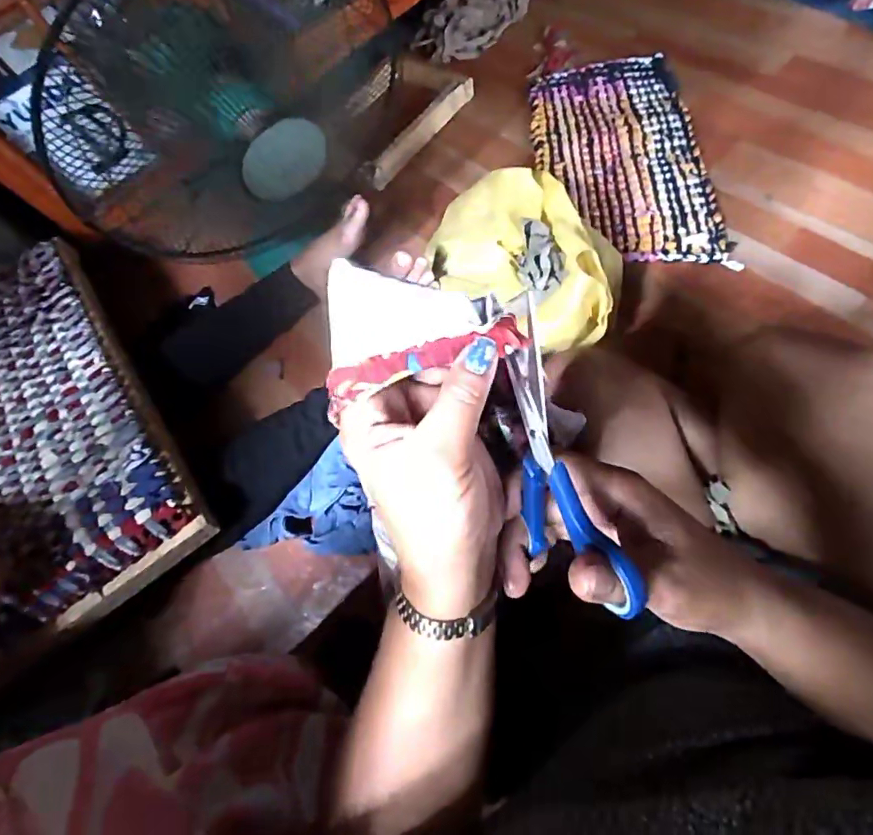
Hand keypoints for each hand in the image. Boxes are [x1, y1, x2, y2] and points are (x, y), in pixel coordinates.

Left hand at [338, 335, 505, 617]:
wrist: (462, 568)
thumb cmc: (434, 515)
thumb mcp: (443, 451)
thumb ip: (462, 395)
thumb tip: (484, 344)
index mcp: (368, 419)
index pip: (381, 361)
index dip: (409, 333)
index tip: (443, 304)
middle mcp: (391, 414)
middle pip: (419, 364)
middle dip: (452, 345)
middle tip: (487, 320)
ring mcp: (424, 421)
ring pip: (447, 376)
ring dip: (473, 360)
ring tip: (501, 333)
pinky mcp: (454, 429)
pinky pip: (468, 394)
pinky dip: (486, 380)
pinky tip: (504, 359)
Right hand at [503, 454, 768, 635]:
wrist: (737, 600)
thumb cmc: (708, 584)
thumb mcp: (664, 585)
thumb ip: (619, 578)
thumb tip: (573, 574)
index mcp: (618, 489)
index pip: (560, 467)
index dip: (527, 482)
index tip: (501, 519)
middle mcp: (604, 493)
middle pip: (546, 491)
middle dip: (520, 523)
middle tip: (511, 575)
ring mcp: (602, 512)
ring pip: (548, 512)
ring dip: (526, 539)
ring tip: (516, 582)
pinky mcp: (602, 534)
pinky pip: (561, 531)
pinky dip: (541, 548)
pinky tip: (531, 573)